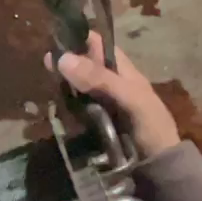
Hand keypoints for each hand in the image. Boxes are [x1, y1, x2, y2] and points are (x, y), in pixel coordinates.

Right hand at [48, 32, 180, 155]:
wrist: (157, 164)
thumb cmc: (150, 124)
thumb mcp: (129, 97)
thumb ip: (99, 79)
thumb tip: (62, 59)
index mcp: (121, 68)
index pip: (96, 43)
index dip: (77, 36)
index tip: (53, 38)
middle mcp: (107, 80)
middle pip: (80, 62)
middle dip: (64, 61)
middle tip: (44, 64)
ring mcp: (97, 100)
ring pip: (73, 83)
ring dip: (60, 82)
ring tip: (45, 82)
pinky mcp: (89, 119)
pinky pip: (71, 104)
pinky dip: (62, 102)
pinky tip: (53, 101)